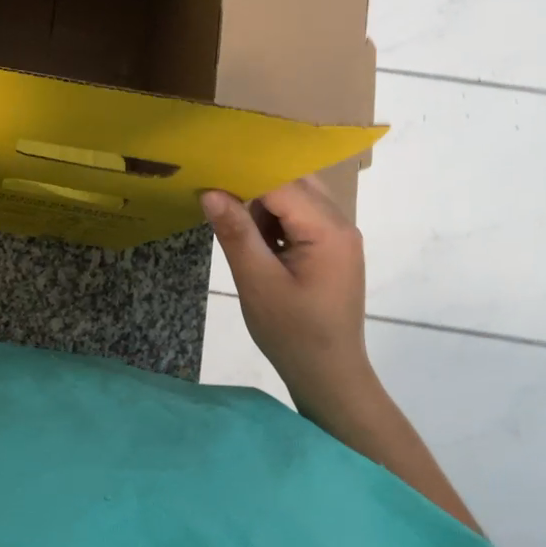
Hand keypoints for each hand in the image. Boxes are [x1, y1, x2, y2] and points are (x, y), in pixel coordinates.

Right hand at [201, 179, 372, 398]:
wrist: (327, 372)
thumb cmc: (292, 331)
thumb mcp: (257, 282)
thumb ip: (236, 233)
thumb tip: (210, 191)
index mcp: (327, 230)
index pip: (282, 183)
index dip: (243, 175)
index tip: (205, 174)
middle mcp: (340, 224)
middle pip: (294, 182)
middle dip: (253, 185)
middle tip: (214, 196)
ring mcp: (337, 236)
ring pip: (296, 198)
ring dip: (262, 205)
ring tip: (235, 229)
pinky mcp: (330, 249)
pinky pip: (299, 217)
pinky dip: (273, 221)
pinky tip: (254, 243)